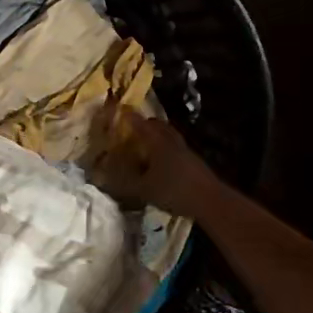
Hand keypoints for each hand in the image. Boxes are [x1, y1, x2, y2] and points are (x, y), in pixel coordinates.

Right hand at [95, 106, 220, 218]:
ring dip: (158, 136)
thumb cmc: (174, 190)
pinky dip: (166, 149)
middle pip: (159, 126)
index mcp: (158, 143)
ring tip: (147, 143)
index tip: (120, 111)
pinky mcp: (194, 163)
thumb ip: (124, 183)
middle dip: (147, 124)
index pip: (141, 124)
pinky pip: (176, 148)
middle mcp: (172, 142)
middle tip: (135, 127)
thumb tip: (102, 176)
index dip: (130, 117)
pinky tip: (162, 162)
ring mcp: (186, 151)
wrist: (210, 201)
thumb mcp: (144, 189)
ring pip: (169, 136)